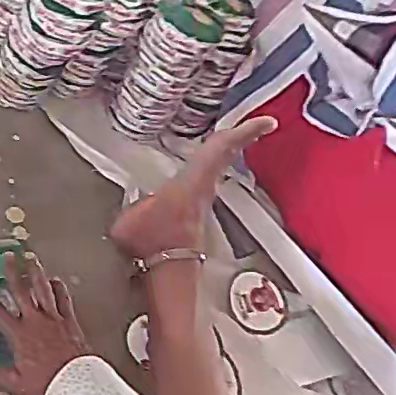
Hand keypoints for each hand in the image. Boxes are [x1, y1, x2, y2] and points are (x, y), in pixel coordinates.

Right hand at [0, 252, 91, 394]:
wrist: (78, 384)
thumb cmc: (47, 384)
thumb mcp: (15, 383)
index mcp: (20, 335)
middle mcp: (36, 322)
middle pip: (22, 293)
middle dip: (13, 274)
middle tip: (9, 257)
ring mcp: (54, 320)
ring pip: (43, 291)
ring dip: (36, 275)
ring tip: (32, 260)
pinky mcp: (70, 322)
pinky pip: (63, 300)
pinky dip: (59, 289)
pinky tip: (56, 281)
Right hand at [107, 115, 275, 260]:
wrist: (165, 272)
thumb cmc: (152, 244)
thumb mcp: (130, 218)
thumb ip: (133, 204)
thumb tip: (133, 205)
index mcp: (192, 181)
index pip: (221, 149)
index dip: (244, 132)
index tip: (265, 121)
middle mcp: (203, 190)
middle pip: (225, 156)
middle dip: (239, 138)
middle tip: (255, 126)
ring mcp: (202, 203)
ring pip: (216, 171)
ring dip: (223, 155)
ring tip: (230, 140)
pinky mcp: (197, 216)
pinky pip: (205, 185)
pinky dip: (209, 172)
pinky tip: (203, 170)